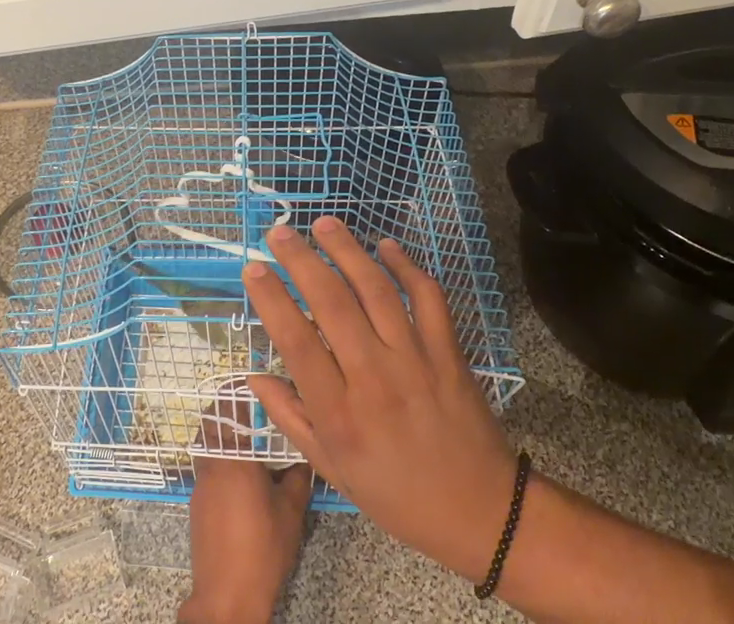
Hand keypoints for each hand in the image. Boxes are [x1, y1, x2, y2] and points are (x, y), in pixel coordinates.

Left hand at [180, 402, 312, 623]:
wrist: (227, 593)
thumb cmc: (263, 548)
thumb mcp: (292, 510)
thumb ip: (298, 475)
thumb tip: (302, 453)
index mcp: (234, 459)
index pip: (230, 411)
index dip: (238, 392)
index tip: (252, 381)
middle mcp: (212, 464)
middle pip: (211, 423)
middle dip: (227, 410)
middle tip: (252, 408)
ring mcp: (200, 483)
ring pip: (207, 445)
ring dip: (223, 435)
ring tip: (251, 440)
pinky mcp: (196, 502)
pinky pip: (207, 467)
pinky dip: (221, 459)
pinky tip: (243, 474)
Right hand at [242, 216, 516, 581]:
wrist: (480, 509)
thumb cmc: (395, 494)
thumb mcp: (332, 469)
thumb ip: (290, 418)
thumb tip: (253, 377)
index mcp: (339, 412)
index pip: (296, 340)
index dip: (271, 299)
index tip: (253, 269)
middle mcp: (374, 377)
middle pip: (331, 303)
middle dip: (301, 260)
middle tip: (280, 232)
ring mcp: (415, 359)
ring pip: (376, 290)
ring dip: (348, 251)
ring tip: (324, 225)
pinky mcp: (448, 351)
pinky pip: (428, 298)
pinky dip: (407, 267)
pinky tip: (386, 245)